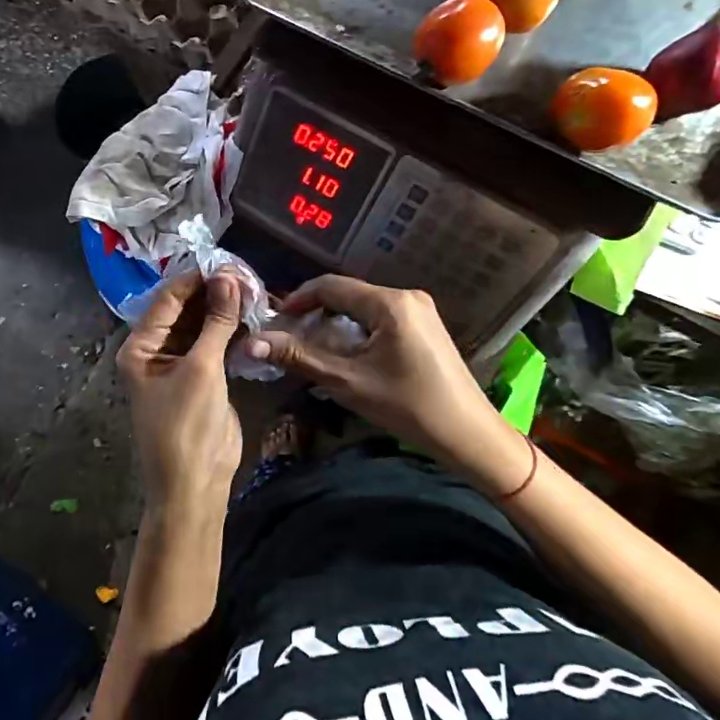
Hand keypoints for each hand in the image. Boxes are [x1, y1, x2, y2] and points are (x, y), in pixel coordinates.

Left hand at [117, 270, 245, 512]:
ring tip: (254, 291)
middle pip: (185, 310)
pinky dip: (231, 331)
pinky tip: (252, 317)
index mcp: (141, 348)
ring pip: (202, 326)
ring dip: (225, 310)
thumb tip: (228, 277)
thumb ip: (216, 321)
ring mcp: (180, 365)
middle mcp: (156, 352)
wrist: (196, 481)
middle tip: (248, 276)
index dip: (197, 279)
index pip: (168, 299)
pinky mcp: (203, 377)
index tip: (228, 263)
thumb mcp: (202, 368)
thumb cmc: (188, 424)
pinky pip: (215, 344)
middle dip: (213, 293)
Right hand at [249, 276, 529, 495]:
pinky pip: (381, 319)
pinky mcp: (426, 326)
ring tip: (315, 353)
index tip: (274, 323)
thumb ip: (300, 357)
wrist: (468, 434)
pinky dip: (358, 332)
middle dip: (316, 316)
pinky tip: (349, 357)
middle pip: (348, 295)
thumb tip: (251, 343)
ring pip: (364, 308)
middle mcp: (406, 296)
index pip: (331, 286)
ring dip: (336, 326)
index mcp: (390, 302)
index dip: (297, 300)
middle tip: (291, 342)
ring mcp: (420, 309)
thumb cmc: (408, 407)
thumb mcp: (348, 382)